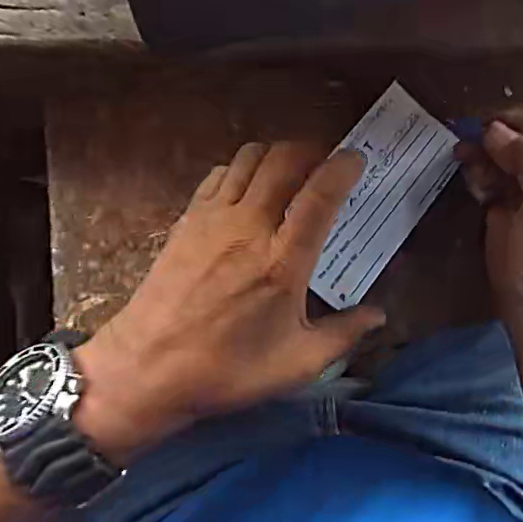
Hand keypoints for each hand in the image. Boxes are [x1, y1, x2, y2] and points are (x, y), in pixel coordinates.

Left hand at [71, 142, 384, 463]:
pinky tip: (251, 190)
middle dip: (312, 149)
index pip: (319, 196)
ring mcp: (213, 219)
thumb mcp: (297, 364)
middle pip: (284, 160)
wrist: (143, 372)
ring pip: (250, 158)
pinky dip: (243, 169)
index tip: (357, 158)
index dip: (342, 168)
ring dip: (277, 155)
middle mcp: (249, 228)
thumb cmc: (227, 370)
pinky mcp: (188, 220)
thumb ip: (344, 334)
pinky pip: (220, 174)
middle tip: (327, 162)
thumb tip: (379, 315)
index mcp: (283, 261)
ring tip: (293, 171)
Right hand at [457, 97, 522, 325]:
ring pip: (503, 148)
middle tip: (470, 138)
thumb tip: (494, 130)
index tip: (498, 126)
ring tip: (464, 158)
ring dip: (483, 150)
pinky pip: (489, 171)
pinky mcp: (506, 200)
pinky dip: (478, 171)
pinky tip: (473, 183)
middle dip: (500, 132)